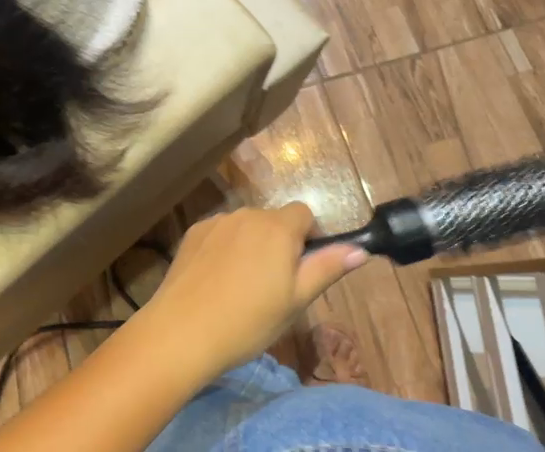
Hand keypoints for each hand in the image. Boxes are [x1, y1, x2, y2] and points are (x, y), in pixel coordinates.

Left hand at [135, 203, 366, 377]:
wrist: (184, 330)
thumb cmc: (249, 321)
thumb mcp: (297, 300)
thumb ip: (327, 268)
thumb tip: (360, 249)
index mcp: (277, 228)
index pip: (304, 214)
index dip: (310, 237)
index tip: (303, 269)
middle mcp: (246, 214)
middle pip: (274, 220)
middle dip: (280, 244)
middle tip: (274, 287)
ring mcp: (216, 221)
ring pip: (246, 227)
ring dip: (252, 246)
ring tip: (243, 288)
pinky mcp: (193, 233)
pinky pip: (221, 234)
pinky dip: (225, 250)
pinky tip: (217, 282)